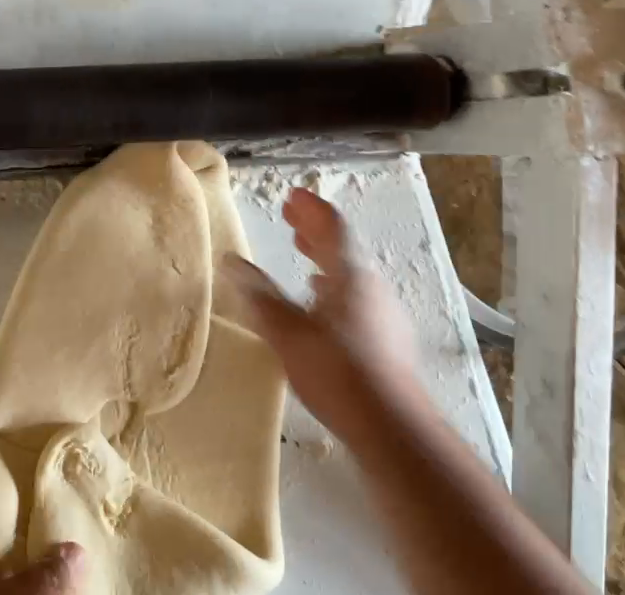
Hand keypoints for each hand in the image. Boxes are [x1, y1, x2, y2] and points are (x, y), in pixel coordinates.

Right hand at [221, 187, 423, 444]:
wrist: (392, 428)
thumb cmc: (337, 373)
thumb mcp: (287, 333)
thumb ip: (259, 296)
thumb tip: (232, 262)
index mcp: (349, 276)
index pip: (332, 228)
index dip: (311, 209)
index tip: (293, 195)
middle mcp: (371, 288)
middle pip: (342, 248)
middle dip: (314, 230)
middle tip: (292, 218)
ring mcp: (383, 315)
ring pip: (350, 274)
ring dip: (324, 258)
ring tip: (304, 255)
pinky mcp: (386, 341)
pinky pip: (356, 297)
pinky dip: (335, 286)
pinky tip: (322, 303)